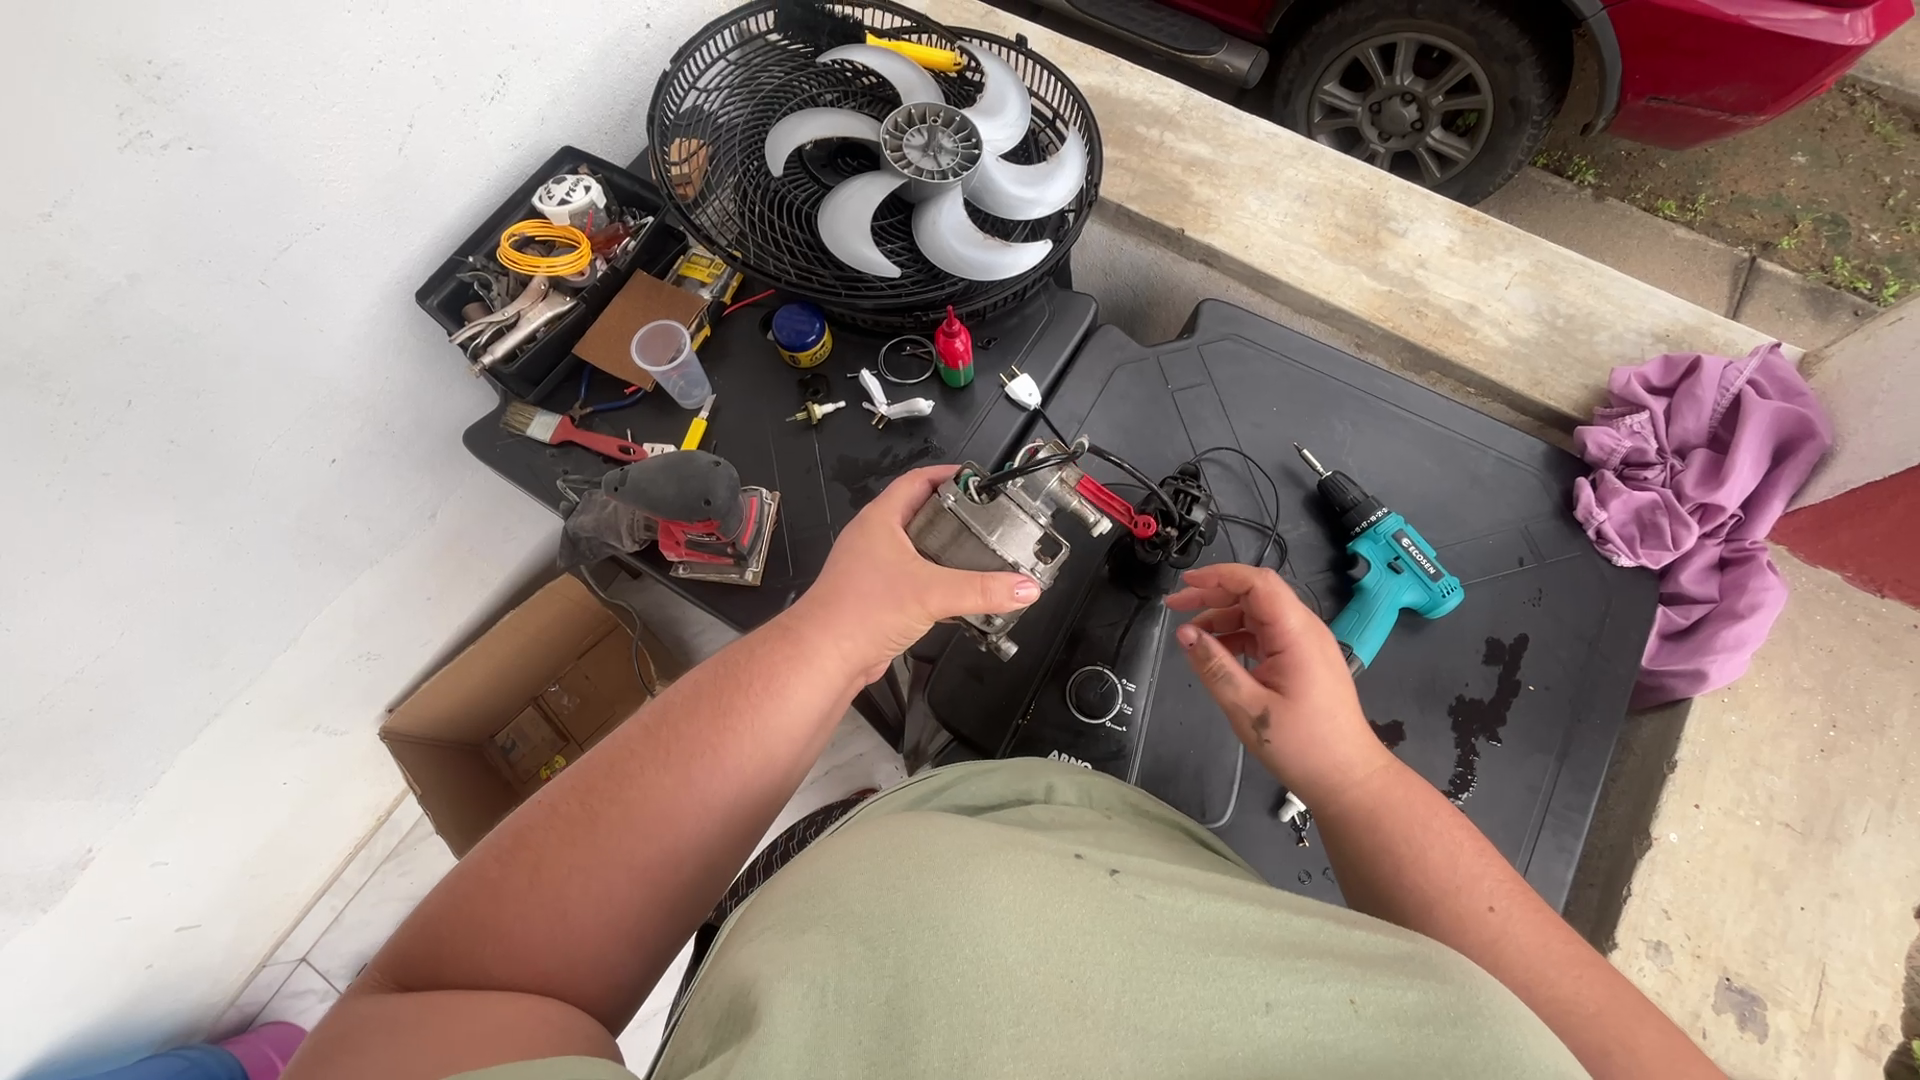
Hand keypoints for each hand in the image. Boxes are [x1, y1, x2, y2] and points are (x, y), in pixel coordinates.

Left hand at [790, 466, 1040, 683]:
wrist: (825, 656)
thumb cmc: (859, 611)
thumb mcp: (931, 593)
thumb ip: (982, 589)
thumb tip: (1023, 587)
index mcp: (880, 520)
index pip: (917, 480)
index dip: (948, 474)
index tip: (978, 480)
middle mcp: (875, 539)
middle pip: (920, 514)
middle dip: (954, 516)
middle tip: (987, 521)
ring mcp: (874, 568)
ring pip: (917, 550)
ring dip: (946, 553)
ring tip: (980, 557)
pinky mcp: (878, 596)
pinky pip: (913, 581)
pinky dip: (937, 583)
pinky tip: (959, 596)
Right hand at [1166, 563, 1393, 808]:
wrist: (1348, 778)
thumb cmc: (1301, 745)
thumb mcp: (1247, 707)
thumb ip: (1214, 666)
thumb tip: (1184, 633)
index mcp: (1295, 633)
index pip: (1257, 583)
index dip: (1218, 576)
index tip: (1184, 583)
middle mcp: (1304, 629)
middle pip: (1255, 594)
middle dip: (1213, 594)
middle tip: (1174, 607)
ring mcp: (1306, 643)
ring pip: (1258, 613)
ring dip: (1222, 616)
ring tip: (1189, 635)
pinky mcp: (1303, 658)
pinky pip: (1266, 633)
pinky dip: (1237, 635)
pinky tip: (1215, 652)